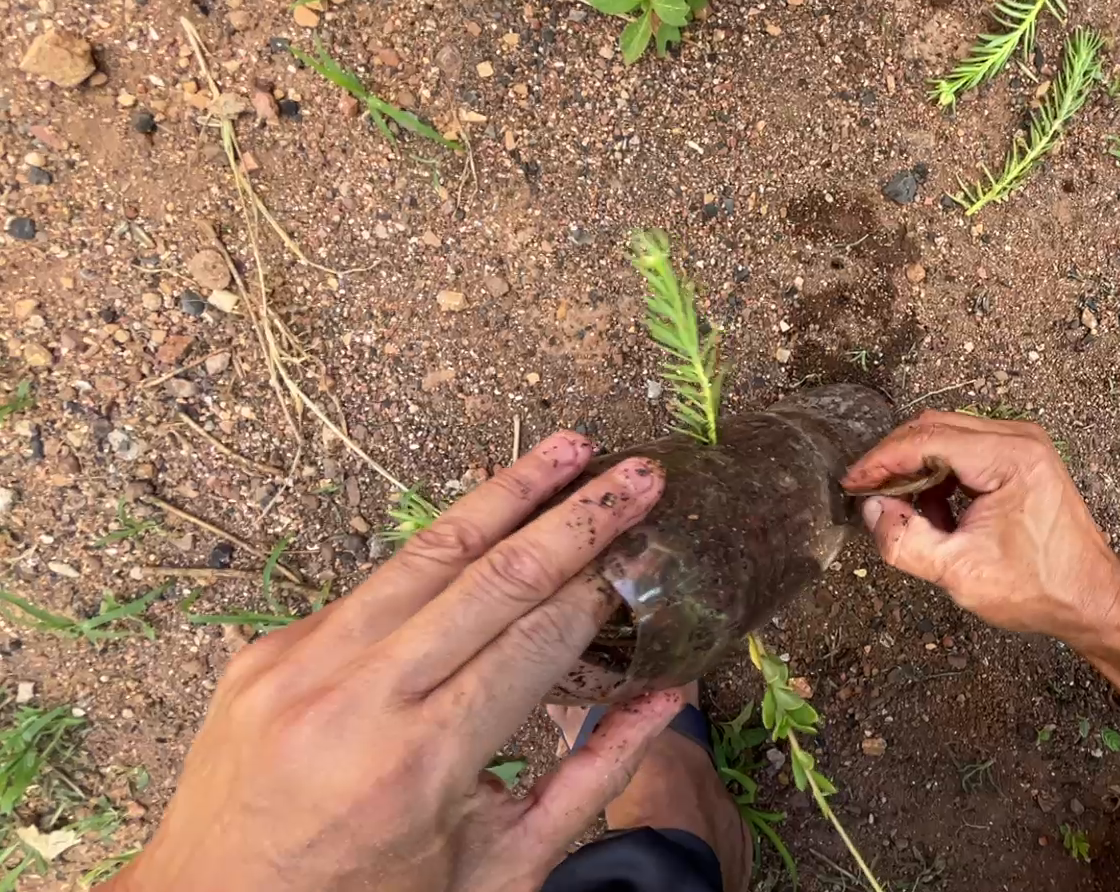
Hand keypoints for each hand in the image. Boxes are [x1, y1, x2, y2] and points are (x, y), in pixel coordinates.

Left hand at [111, 433, 682, 891]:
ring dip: (515, 488)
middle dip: (582, 517)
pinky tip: (503, 502)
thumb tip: (674, 690)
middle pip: (497, 576)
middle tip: (643, 473)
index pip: (539, 638)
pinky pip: (387, 577)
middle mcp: (353, 702)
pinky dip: (457, 534)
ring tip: (574, 444)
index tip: (651, 544)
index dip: (603, 585)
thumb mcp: (503, 865)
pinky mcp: (271, 648)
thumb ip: (597, 773)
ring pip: (434, 549)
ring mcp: (298, 665)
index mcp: (419, 766)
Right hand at [841, 411, 1119, 645]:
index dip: (882, 460)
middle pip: (936, 427)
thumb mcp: (960, 573)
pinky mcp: (1021, 456)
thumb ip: (904, 541)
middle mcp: (1018, 437)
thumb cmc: (1037, 587)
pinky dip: (941, 472)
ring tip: (903, 509)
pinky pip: (966, 449)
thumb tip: (872, 510)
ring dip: (918, 466)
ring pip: (949, 434)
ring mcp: (1022, 443)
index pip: (928, 438)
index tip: (852, 483)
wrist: (1091, 596)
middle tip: (867, 491)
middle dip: (896, 458)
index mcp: (1009, 456)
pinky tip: (935, 511)